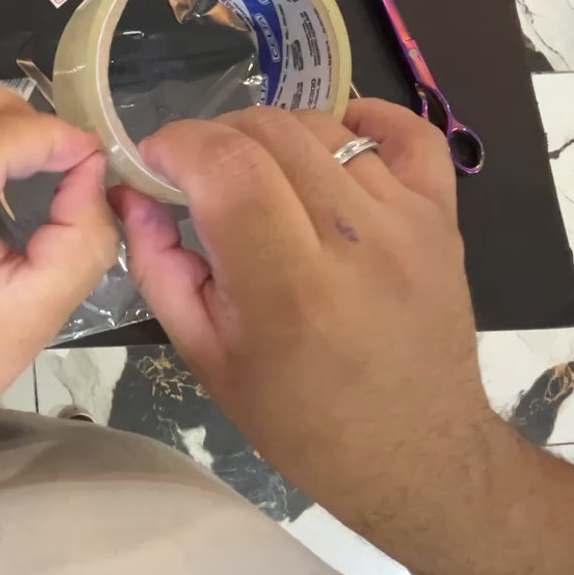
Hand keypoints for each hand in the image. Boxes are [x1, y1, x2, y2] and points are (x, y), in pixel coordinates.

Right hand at [109, 99, 493, 496]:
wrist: (411, 454)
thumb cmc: (294, 416)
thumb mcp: (202, 353)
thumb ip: (157, 265)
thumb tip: (131, 194)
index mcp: (286, 286)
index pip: (225, 166)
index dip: (176, 144)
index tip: (155, 163)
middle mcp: (354, 241)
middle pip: (269, 133)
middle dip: (211, 137)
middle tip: (194, 175)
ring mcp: (408, 223)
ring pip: (322, 127)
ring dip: (266, 135)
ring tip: (251, 174)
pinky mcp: (442, 218)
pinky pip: (406, 131)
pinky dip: (358, 120)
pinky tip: (328, 144)